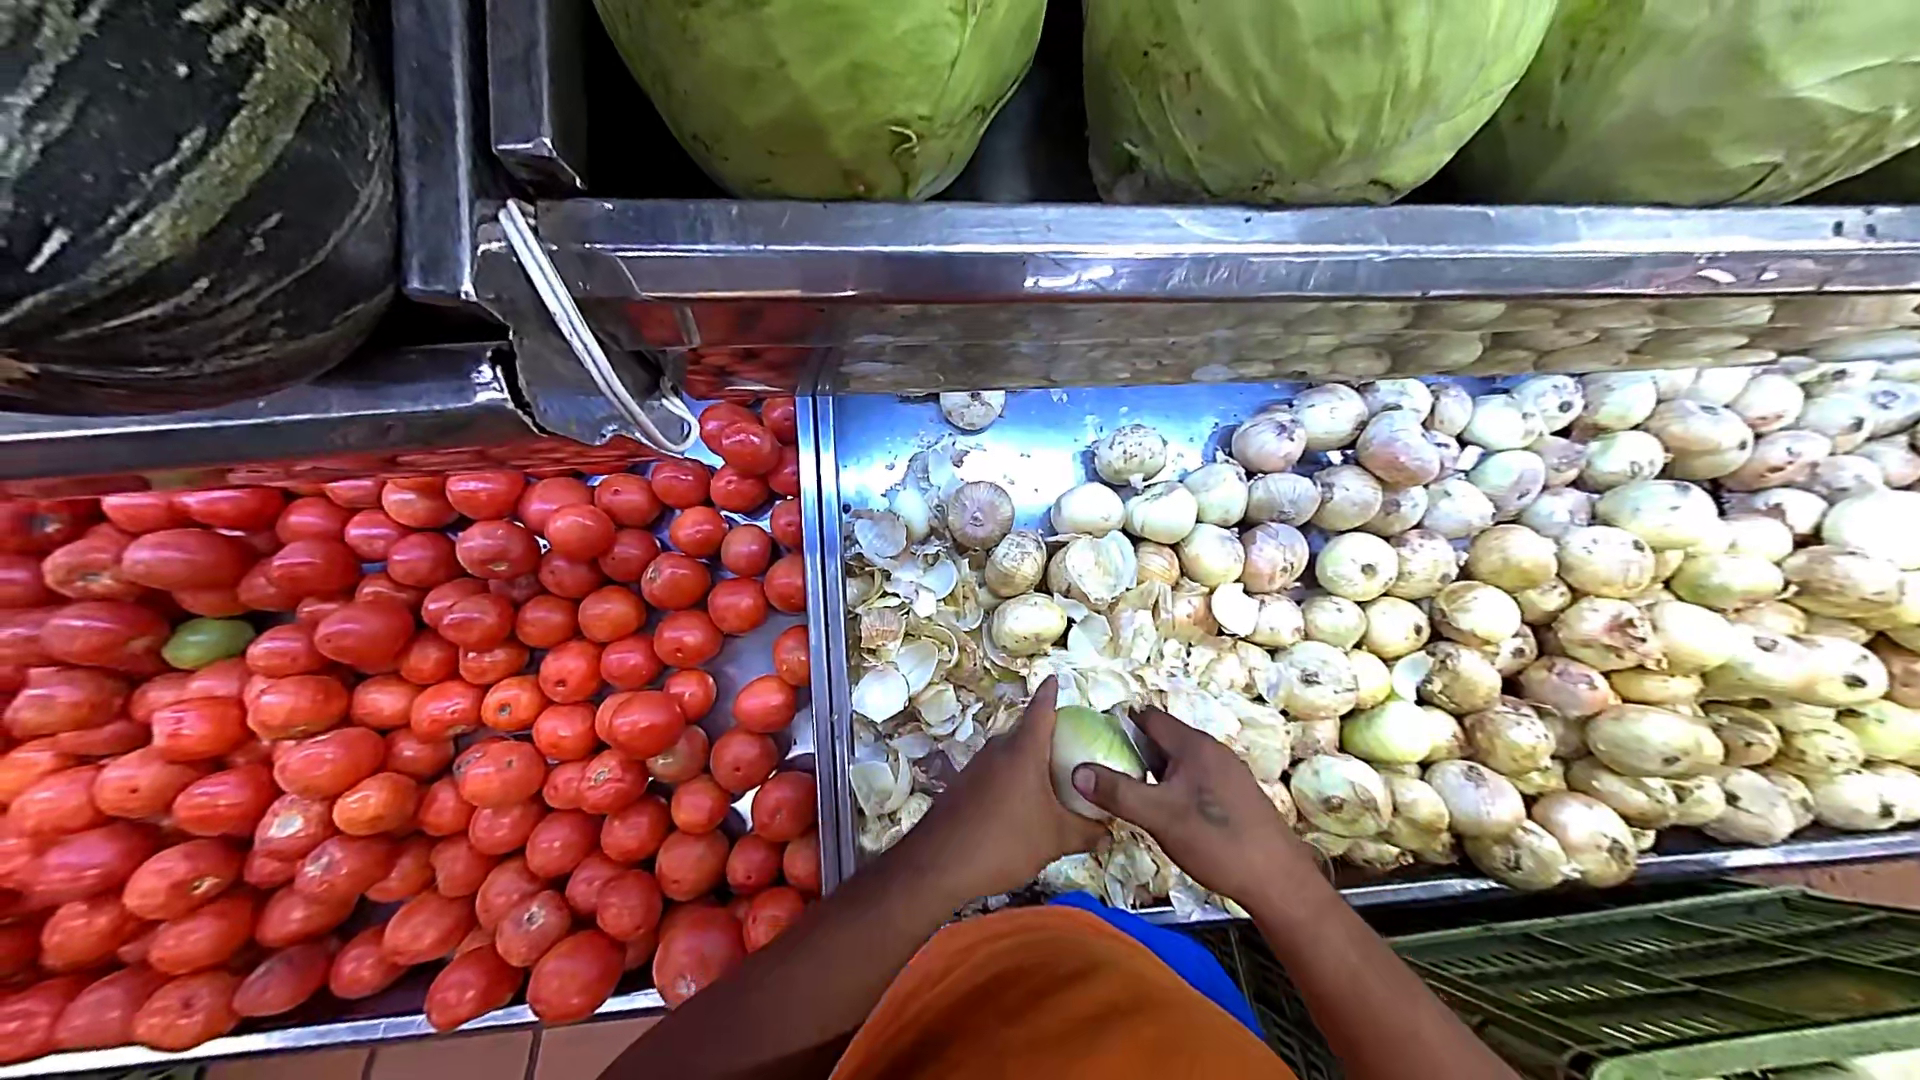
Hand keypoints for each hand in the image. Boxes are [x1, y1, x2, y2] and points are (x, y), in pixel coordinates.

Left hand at [894, 677, 1106, 902]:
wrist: (939, 863)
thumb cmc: (1004, 840)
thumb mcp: (1056, 839)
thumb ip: (1087, 831)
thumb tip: (1109, 830)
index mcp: (1022, 749)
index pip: (1040, 709)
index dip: (1050, 693)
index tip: (1055, 678)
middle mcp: (997, 749)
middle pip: (1025, 731)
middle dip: (1046, 735)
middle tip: (1071, 746)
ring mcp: (976, 766)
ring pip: (1009, 753)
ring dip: (1027, 760)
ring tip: (1051, 779)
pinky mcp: (963, 785)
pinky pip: (995, 772)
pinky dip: (1011, 778)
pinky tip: (1022, 804)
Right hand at [1072, 706, 1316, 908]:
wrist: (1280, 883)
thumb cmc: (1218, 841)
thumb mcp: (1159, 816)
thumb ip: (1117, 792)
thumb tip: (1076, 771)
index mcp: (1194, 746)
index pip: (1149, 718)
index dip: (1121, 724)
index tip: (1096, 739)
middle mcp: (1212, 751)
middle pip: (1163, 738)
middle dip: (1134, 749)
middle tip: (1106, 769)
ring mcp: (1226, 774)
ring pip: (1179, 761)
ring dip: (1154, 770)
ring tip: (1129, 792)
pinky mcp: (1235, 796)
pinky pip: (1194, 778)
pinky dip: (1173, 785)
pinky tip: (1165, 812)